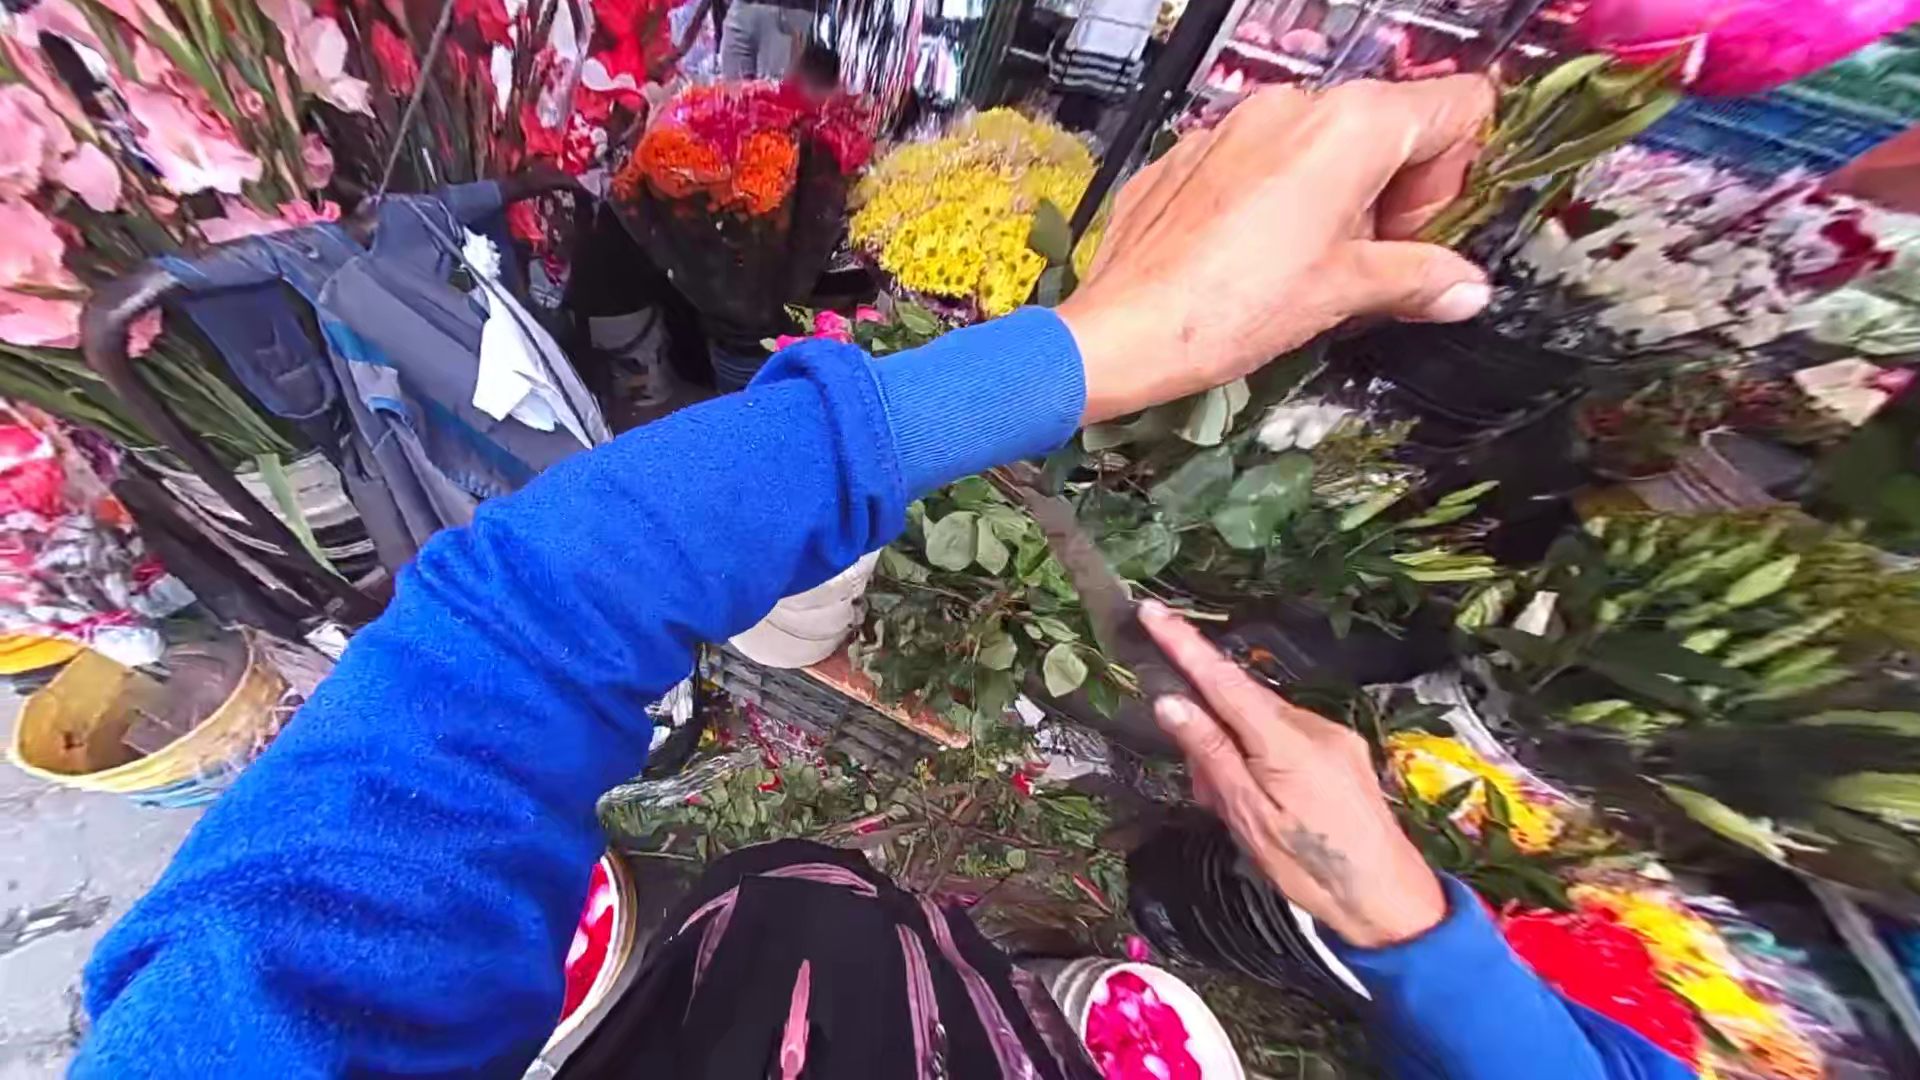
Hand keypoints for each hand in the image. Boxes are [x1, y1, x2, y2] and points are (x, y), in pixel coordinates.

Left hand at [1059, 77, 1496, 425]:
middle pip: (1375, 131)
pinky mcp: (1174, 164)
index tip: (1407, 240)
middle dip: (1377, 198)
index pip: (1457, 110)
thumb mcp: (1334, 296)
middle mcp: (1285, 108)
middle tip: (1346, 267)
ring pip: (1303, 151)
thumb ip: (1413, 279)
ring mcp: (1221, 132)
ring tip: (1281, 272)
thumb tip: (1465, 288)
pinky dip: (1253, 205)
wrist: (1119, 335)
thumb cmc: (1227, 313)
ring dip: (1314, 204)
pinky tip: (1230, 262)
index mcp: (1348, 125)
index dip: (1447, 180)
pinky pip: (1239, 168)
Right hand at [1138, 601, 1445, 948]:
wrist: (1397, 909)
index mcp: (1287, 743)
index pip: (1222, 680)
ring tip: (1230, 803)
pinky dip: (1254, 752)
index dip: (1183, 642)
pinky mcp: (1338, 747)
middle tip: (1202, 786)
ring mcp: (1330, 733)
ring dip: (1230, 747)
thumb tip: (1169, 703)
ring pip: (1255, 719)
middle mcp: (1312, 725)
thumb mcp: (1250, 817)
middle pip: (1237, 699)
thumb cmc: (1315, 871)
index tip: (1152, 610)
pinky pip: (1280, 732)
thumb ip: (1211, 754)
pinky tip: (1255, 793)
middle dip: (1205, 725)